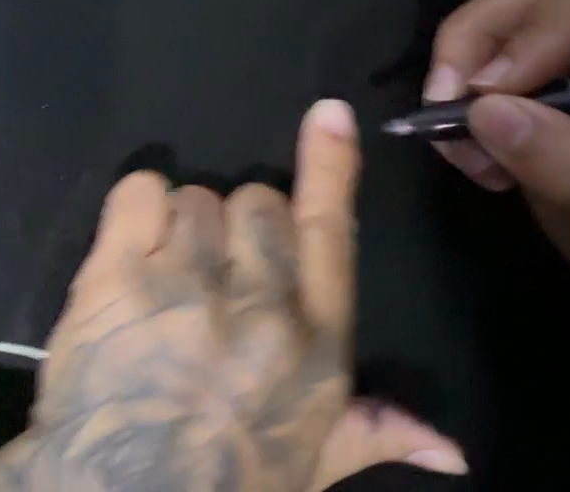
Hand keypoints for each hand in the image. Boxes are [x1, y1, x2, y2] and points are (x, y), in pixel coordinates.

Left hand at [0, 101, 465, 490]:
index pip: (329, 230)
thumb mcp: (309, 465)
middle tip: (207, 272)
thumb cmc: (227, 480)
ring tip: (163, 278)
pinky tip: (129, 244)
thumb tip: (449, 448)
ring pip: (196, 197)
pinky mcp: (120, 268)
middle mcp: (261, 299)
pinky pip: (140, 190)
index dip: (330, 166)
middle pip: (255, 202)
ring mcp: (189, 278)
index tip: (329, 114)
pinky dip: (136, 206)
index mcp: (316, 341)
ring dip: (179, 226)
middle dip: (234, 226)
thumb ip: (369, 432)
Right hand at [425, 0, 569, 354]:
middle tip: (444, 101)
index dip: (541, 30)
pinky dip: (456, 99)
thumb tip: (484, 111)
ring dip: (460, 70)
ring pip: (502, 20)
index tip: (489, 90)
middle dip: (481, 41)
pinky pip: (483, 62)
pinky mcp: (550, 83)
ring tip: (457, 144)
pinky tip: (468, 155)